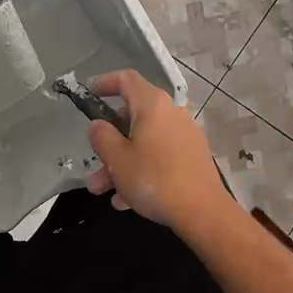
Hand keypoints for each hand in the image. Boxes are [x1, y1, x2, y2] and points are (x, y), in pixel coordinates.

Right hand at [84, 70, 229, 227]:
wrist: (203, 212)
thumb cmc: (154, 179)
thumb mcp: (117, 159)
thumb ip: (101, 137)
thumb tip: (98, 125)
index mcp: (152, 105)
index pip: (126, 79)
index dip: (105, 82)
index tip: (89, 91)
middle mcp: (171, 113)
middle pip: (132, 118)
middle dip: (109, 141)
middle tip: (94, 162)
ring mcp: (184, 135)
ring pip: (144, 142)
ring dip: (122, 163)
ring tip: (103, 191)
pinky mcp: (193, 157)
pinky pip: (160, 157)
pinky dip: (142, 170)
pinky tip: (127, 200)